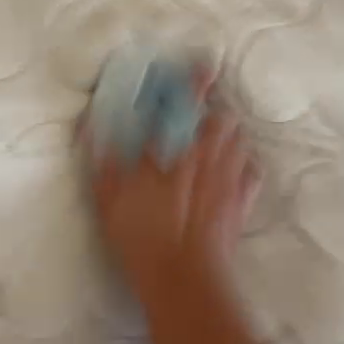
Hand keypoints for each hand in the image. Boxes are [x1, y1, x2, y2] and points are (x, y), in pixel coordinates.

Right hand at [86, 87, 257, 297]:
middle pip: (224, 117)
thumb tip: (90, 124)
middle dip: (213, 109)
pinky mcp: (243, 202)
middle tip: (198, 113)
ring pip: (240, 139)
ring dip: (228, 133)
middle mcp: (210, 156)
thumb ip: (103, 158)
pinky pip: (252, 170)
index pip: (191, 101)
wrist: (185, 279)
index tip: (202, 64)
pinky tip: (232, 168)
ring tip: (214, 137)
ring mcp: (231, 178)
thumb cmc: (143, 237)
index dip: (197, 80)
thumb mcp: (109, 198)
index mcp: (177, 148)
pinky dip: (243, 163)